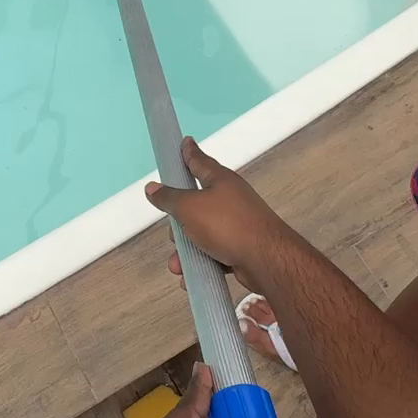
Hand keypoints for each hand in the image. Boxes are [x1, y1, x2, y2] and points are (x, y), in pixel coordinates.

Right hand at [144, 138, 305, 283]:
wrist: (266, 261)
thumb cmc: (227, 225)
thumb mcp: (189, 208)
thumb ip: (169, 198)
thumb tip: (151, 188)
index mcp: (220, 181)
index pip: (199, 161)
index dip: (188, 152)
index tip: (184, 142)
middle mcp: (229, 199)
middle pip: (195, 204)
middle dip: (179, 222)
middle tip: (174, 232)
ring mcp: (236, 224)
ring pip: (201, 233)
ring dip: (187, 249)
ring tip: (179, 264)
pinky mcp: (240, 248)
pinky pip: (213, 253)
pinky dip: (202, 263)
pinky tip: (192, 275)